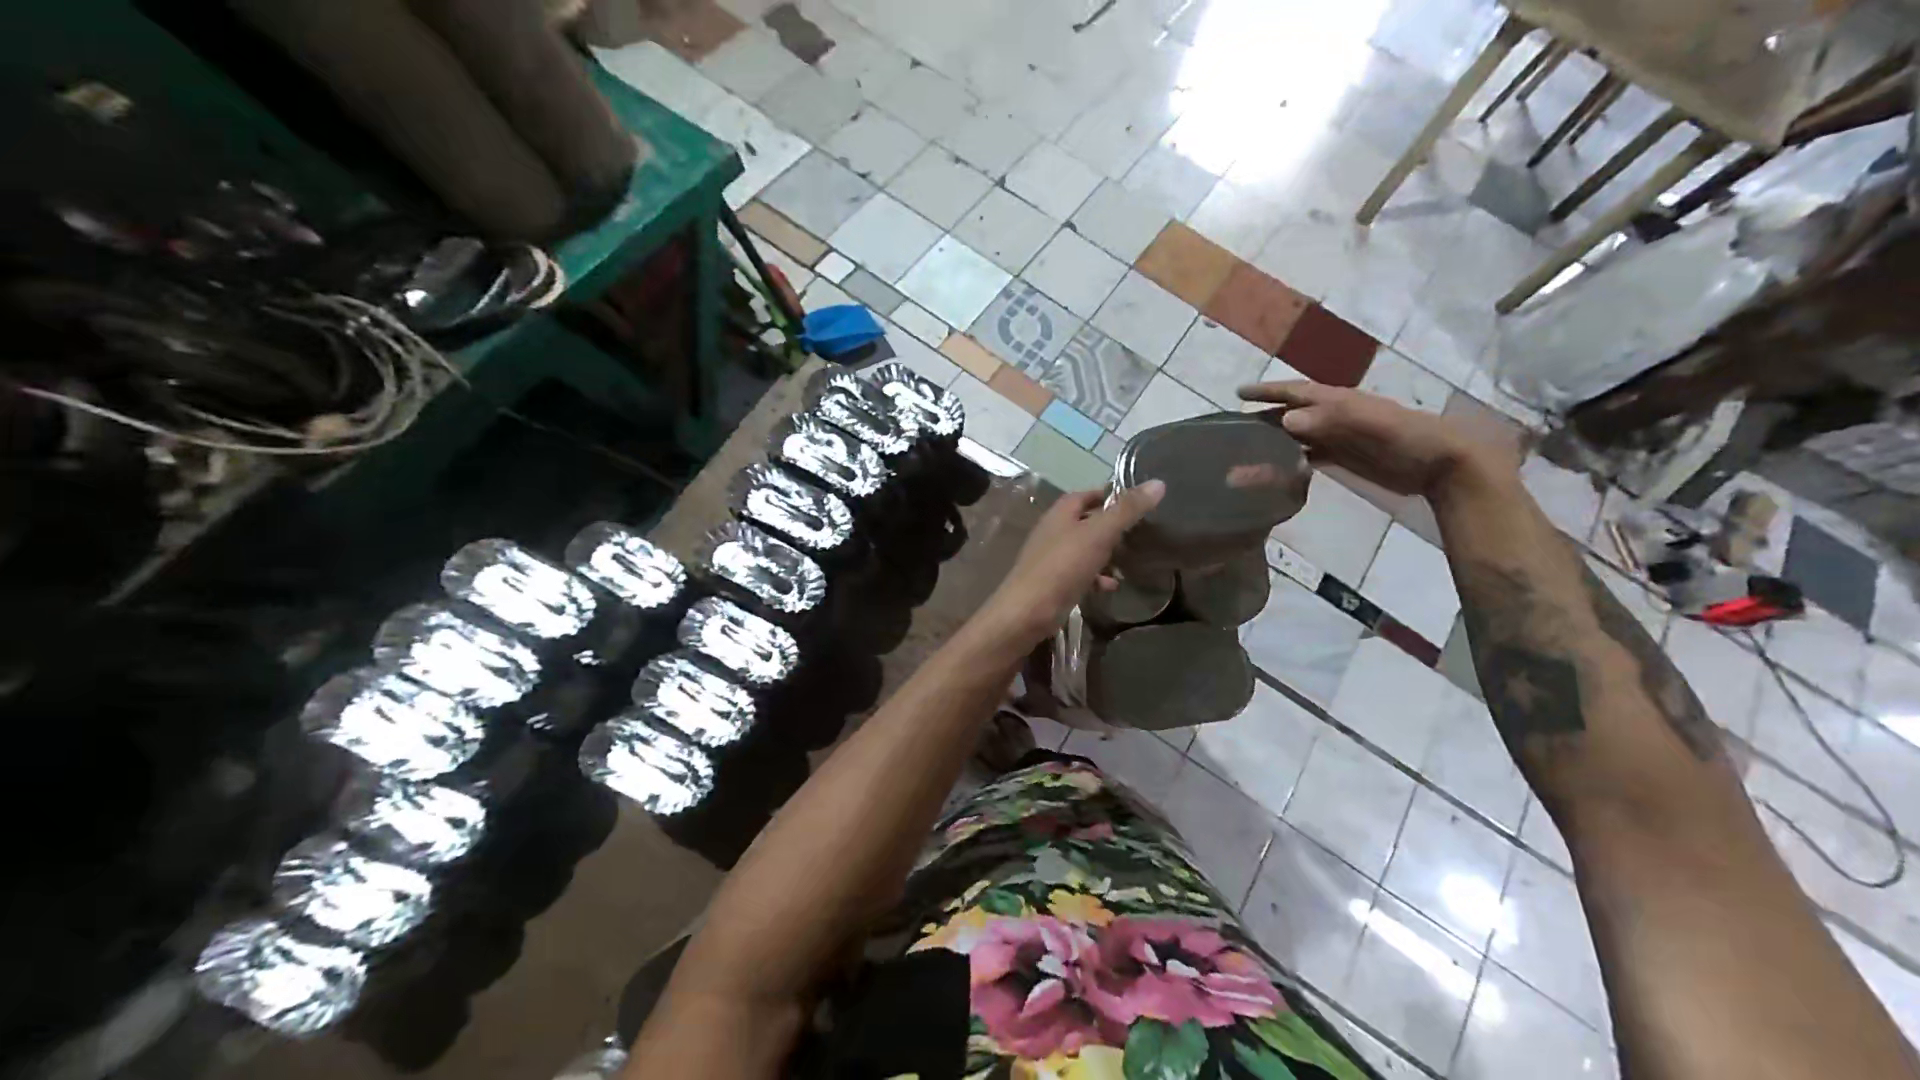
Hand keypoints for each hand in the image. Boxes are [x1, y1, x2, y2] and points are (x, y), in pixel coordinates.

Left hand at [970, 482, 1165, 649]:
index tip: (1137, 502)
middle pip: (1087, 522)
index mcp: (1061, 512)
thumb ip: (1127, 510)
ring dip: (1107, 554)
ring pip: (1085, 549)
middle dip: (1112, 527)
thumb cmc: (1062, 566)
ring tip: (1132, 561)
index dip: (1111, 495)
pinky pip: (1080, 573)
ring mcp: (1052, 557)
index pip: (1088, 494)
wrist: (1028, 611)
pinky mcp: (1053, 582)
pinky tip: (1112, 586)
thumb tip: (1158, 483)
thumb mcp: (1099, 534)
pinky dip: (1096, 577)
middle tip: (1140, 533)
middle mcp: (1053, 530)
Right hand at [1237, 380, 1513, 497]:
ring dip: (1271, 443)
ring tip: (1244, 455)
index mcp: (1340, 402)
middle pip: (1291, 415)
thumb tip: (1287, 418)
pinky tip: (1274, 470)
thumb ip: (1333, 419)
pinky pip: (1309, 456)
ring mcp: (1339, 438)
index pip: (1297, 393)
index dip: (1269, 391)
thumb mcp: (1374, 424)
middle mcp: (1334, 417)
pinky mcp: (1345, 458)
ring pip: (1296, 438)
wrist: (1446, 464)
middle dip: (1262, 418)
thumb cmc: (1412, 439)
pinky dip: (1289, 460)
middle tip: (1231, 428)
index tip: (1239, 393)